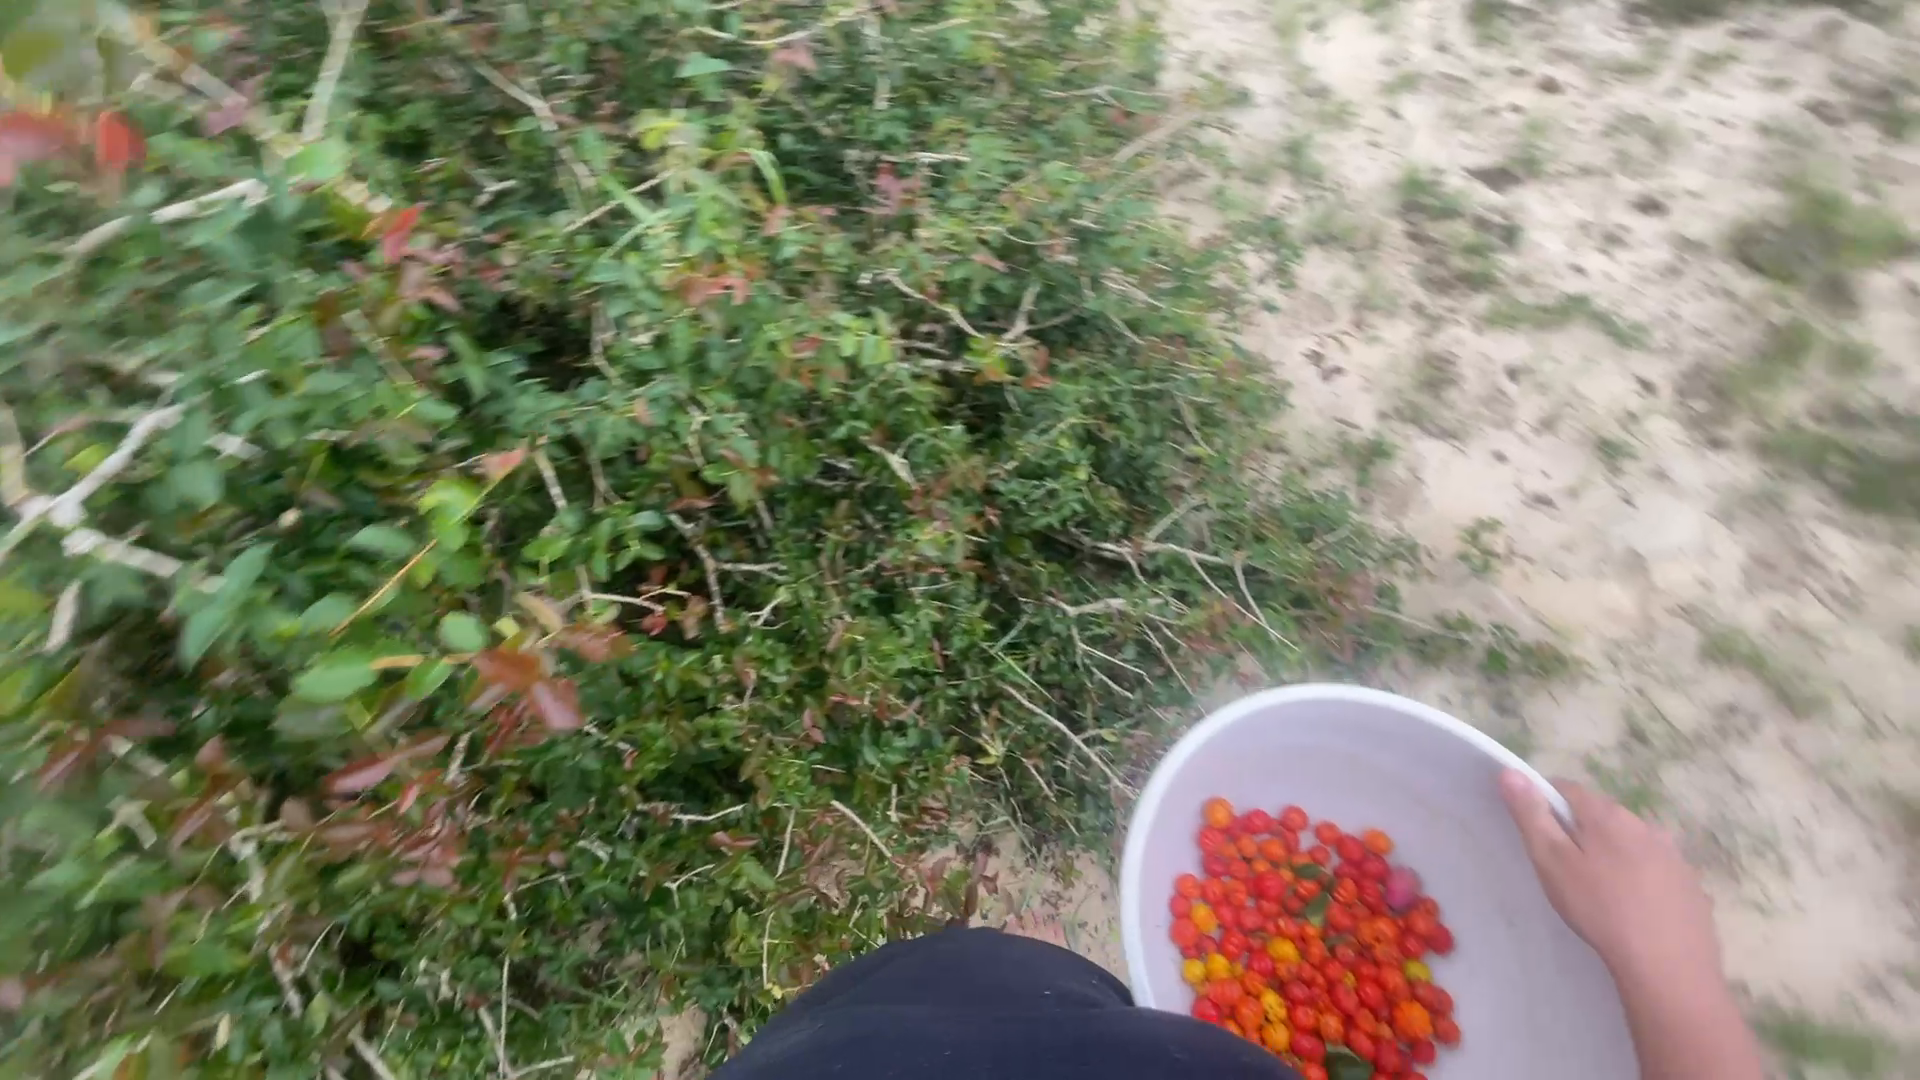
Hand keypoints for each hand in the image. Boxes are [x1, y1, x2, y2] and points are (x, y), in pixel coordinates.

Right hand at [1496, 770, 1719, 986]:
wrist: (1669, 969)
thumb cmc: (1599, 908)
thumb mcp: (1550, 859)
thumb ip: (1531, 813)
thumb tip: (1511, 772)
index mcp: (1608, 815)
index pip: (1566, 789)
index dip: (1544, 803)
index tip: (1536, 833)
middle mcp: (1646, 826)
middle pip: (1599, 814)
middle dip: (1578, 829)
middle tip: (1562, 864)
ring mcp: (1675, 857)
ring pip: (1629, 841)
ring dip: (1610, 852)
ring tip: (1597, 887)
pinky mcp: (1692, 886)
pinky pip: (1654, 868)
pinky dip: (1638, 875)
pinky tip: (1630, 905)